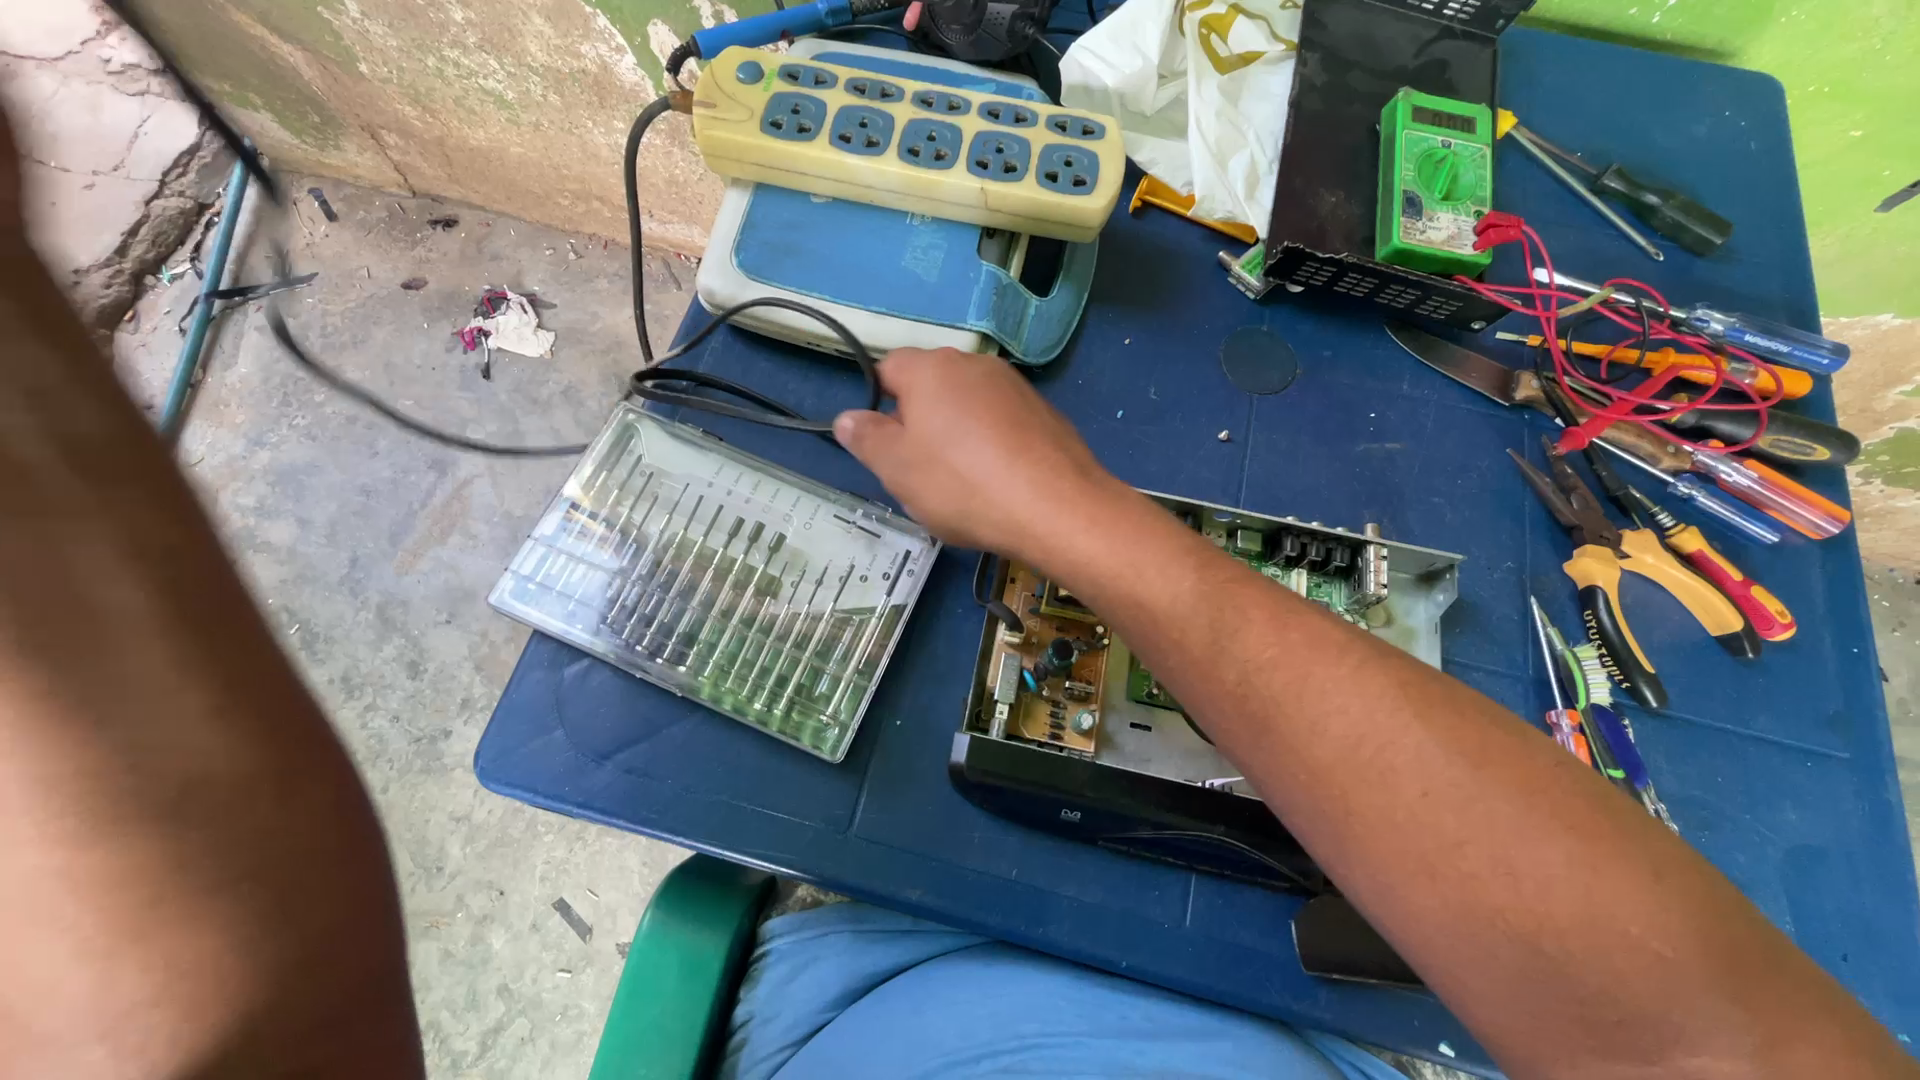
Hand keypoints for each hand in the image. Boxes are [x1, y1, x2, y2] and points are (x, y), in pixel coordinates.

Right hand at [834, 348, 1124, 559]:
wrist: (1057, 508)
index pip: (889, 369)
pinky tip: (999, 482)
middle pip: (932, 386)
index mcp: (931, 369)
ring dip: (958, 434)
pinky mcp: (1045, 412)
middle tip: (919, 470)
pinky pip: (1003, 423)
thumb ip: (866, 439)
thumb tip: (847, 417)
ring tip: (963, 483)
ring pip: (969, 405)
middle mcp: (975, 364)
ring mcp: (1015, 386)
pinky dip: (993, 445)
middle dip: (920, 421)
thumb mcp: (897, 469)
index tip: (883, 445)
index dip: (879, 404)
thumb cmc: (962, 485)